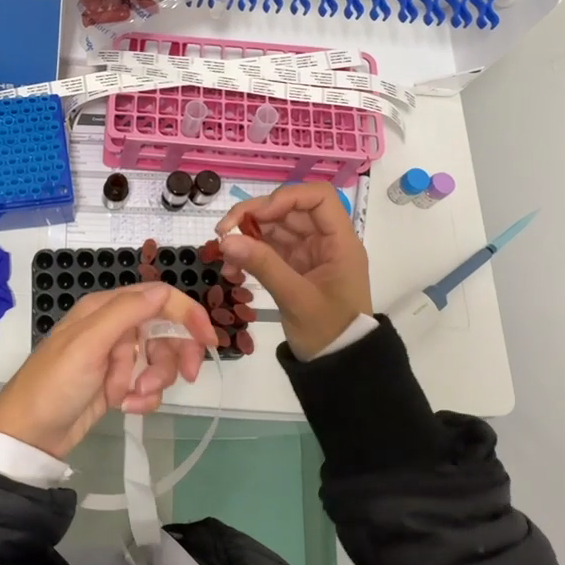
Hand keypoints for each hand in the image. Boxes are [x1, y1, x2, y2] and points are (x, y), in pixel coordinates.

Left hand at [0, 283, 214, 459]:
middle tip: (187, 377)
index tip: (209, 340)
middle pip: (165, 330)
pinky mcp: (117, 385)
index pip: (158, 298)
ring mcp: (116, 358)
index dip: (188, 315)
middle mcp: (113, 327)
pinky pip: (147, 385)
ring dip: (156, 381)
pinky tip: (126, 408)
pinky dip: (144, 398)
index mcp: (105, 308)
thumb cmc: (55, 383)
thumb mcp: (89, 344)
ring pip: (159, 360)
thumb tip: (163, 291)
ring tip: (134, 398)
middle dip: (175, 355)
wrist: (30, 434)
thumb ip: (126, 313)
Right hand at [216, 182, 371, 357]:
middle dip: (255, 215)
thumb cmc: (329, 332)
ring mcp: (309, 253)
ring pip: (275, 227)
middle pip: (289, 209)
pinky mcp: (295, 267)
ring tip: (224, 252)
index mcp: (340, 242)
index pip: (317, 197)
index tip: (256, 215)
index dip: (285, 197)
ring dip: (247, 234)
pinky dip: (249, 252)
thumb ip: (263, 265)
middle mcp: (325, 241)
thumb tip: (226, 239)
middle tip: (224, 231)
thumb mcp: (296, 299)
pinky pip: (269, 248)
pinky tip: (232, 267)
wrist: (340, 367)